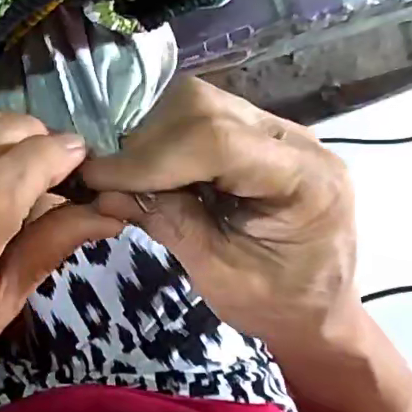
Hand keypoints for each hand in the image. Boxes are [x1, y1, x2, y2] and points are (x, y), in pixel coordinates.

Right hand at [80, 77, 358, 348]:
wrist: (314, 309)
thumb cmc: (275, 303)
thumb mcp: (218, 274)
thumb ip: (168, 223)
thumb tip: (104, 192)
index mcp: (306, 180)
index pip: (216, 141)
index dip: (148, 157)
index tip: (97, 179)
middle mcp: (295, 140)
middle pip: (203, 108)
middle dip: (145, 142)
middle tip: (110, 180)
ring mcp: (275, 130)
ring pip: (194, 102)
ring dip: (149, 135)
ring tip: (129, 176)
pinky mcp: (253, 132)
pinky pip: (196, 115)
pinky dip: (161, 137)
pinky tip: (149, 169)